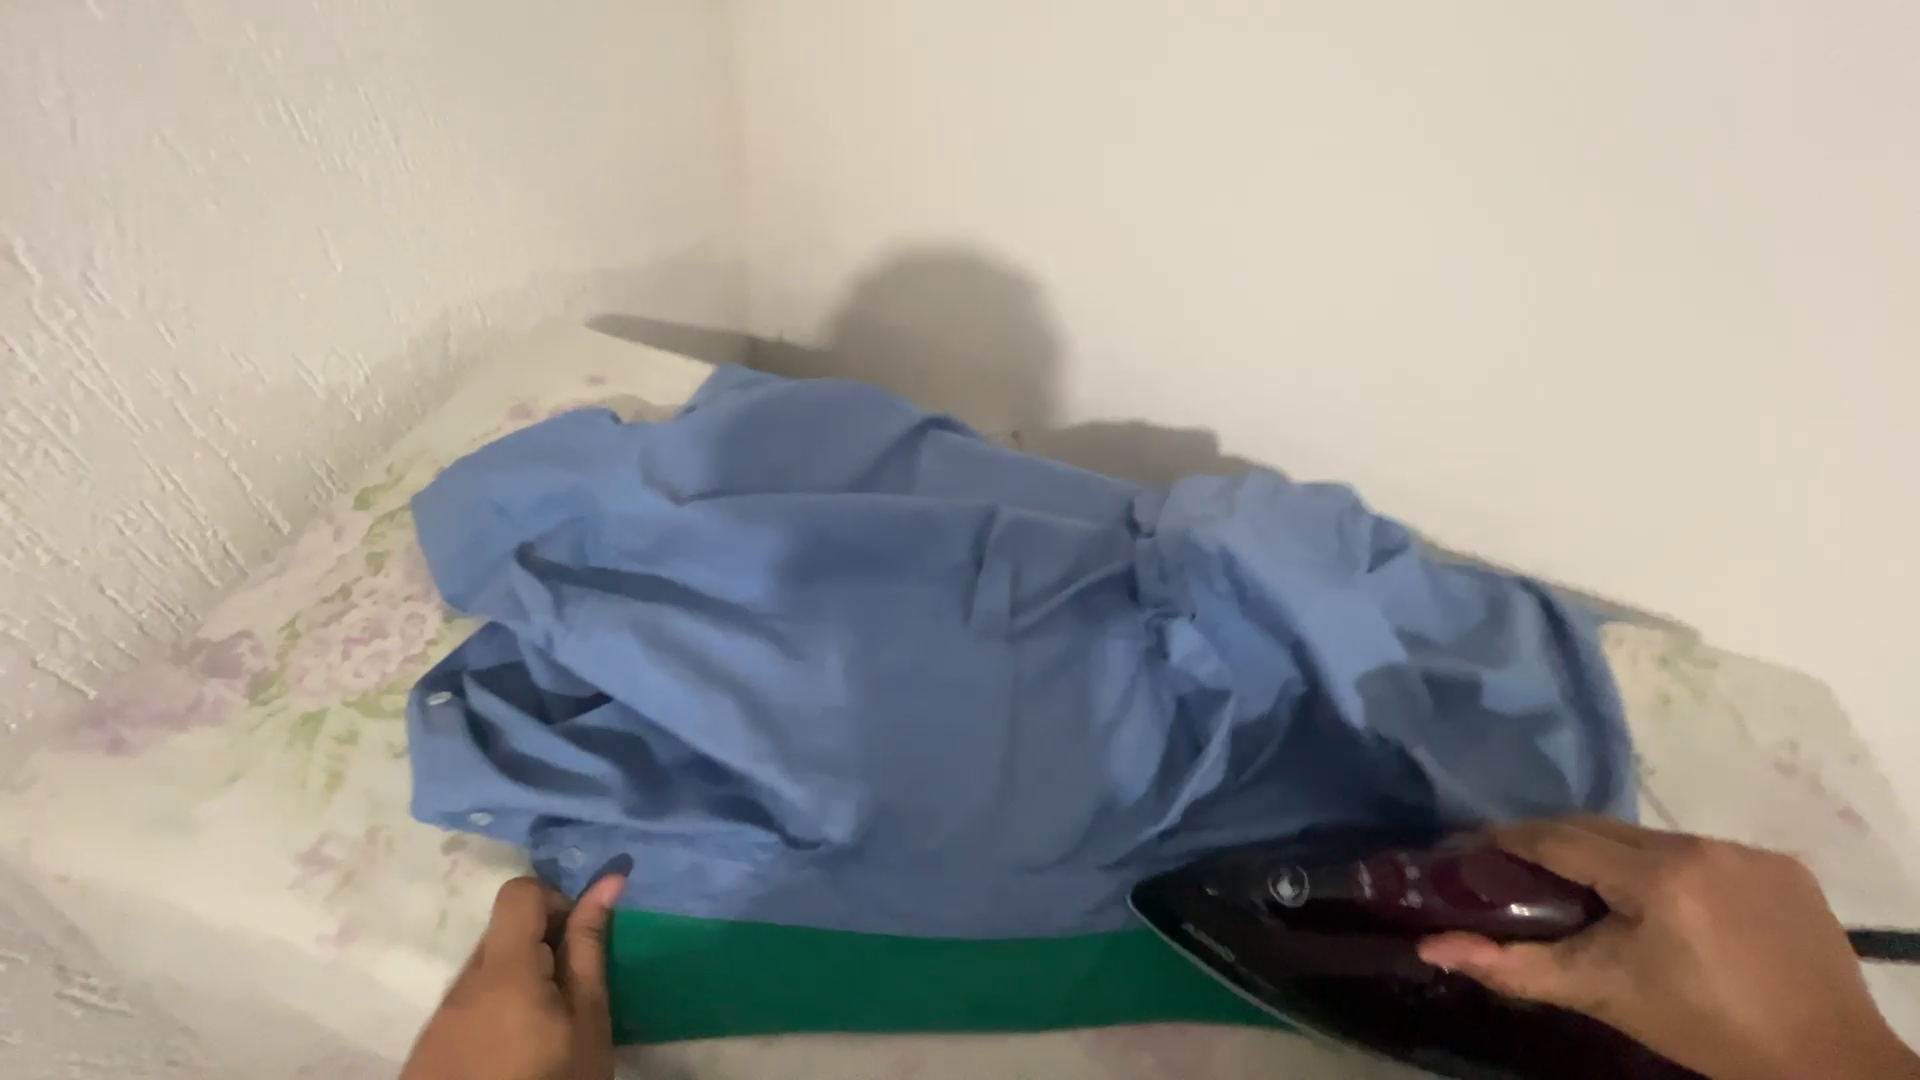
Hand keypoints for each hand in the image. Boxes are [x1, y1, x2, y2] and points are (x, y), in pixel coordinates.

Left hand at [400, 872, 626, 1079]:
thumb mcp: (589, 1018)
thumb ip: (590, 945)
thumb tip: (608, 880)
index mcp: (502, 972)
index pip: (519, 892)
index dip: (555, 902)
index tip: (576, 945)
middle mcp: (459, 989)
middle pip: (501, 934)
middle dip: (540, 948)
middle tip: (568, 995)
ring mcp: (435, 1026)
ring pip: (483, 972)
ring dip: (518, 983)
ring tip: (541, 1034)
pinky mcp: (422, 1059)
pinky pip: (463, 1010)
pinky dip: (493, 1015)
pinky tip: (511, 1060)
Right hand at [1417, 818, 1917, 1079]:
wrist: (1833, 1069)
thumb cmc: (1703, 1028)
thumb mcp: (1601, 994)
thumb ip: (1511, 965)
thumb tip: (1429, 946)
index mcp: (1657, 878)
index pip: (1558, 838)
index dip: (1512, 840)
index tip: (1478, 851)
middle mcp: (1701, 848)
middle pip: (1599, 829)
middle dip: (1556, 846)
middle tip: (1526, 875)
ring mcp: (1746, 852)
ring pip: (1645, 837)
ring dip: (1610, 855)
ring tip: (1595, 892)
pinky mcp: (1781, 864)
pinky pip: (1694, 849)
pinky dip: (1665, 866)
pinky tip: (1665, 902)